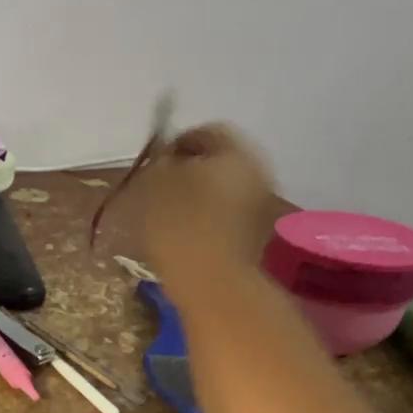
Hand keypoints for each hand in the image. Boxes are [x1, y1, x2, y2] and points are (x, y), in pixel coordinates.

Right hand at [130, 123, 284, 295]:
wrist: (210, 280)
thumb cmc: (179, 224)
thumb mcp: (155, 183)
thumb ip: (160, 161)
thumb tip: (167, 157)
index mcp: (236, 152)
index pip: (205, 132)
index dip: (174, 144)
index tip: (152, 166)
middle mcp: (257, 170)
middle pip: (217, 160)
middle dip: (188, 171)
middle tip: (158, 189)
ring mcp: (260, 203)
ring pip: (222, 187)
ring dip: (196, 195)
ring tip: (166, 215)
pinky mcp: (254, 232)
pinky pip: (225, 213)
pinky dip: (205, 217)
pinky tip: (183, 234)